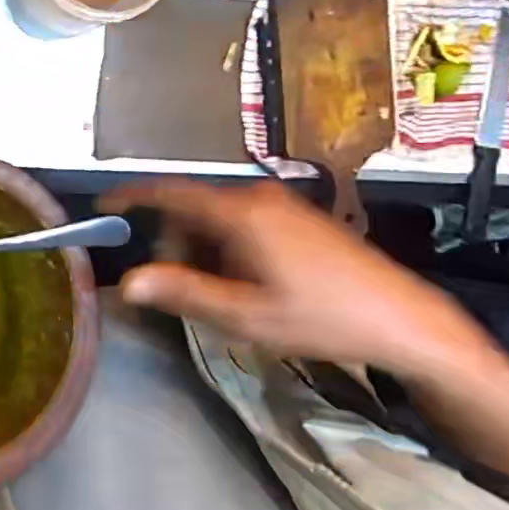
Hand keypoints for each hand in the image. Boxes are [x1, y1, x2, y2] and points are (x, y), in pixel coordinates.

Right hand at [101, 179, 508, 385]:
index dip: (133, 196)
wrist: (402, 317)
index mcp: (240, 212)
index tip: (105, 206)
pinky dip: (228, 244)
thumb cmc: (322, 317)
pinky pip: (244, 219)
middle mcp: (257, 195)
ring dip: (204, 246)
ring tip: (222, 292)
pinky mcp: (298, 215)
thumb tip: (130, 282)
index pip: (171, 192)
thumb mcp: (246, 315)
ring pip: (218, 215)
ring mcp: (281, 202)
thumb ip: (185, 293)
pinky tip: (250, 281)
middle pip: (193, 206)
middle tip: (178, 285)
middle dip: (174, 240)